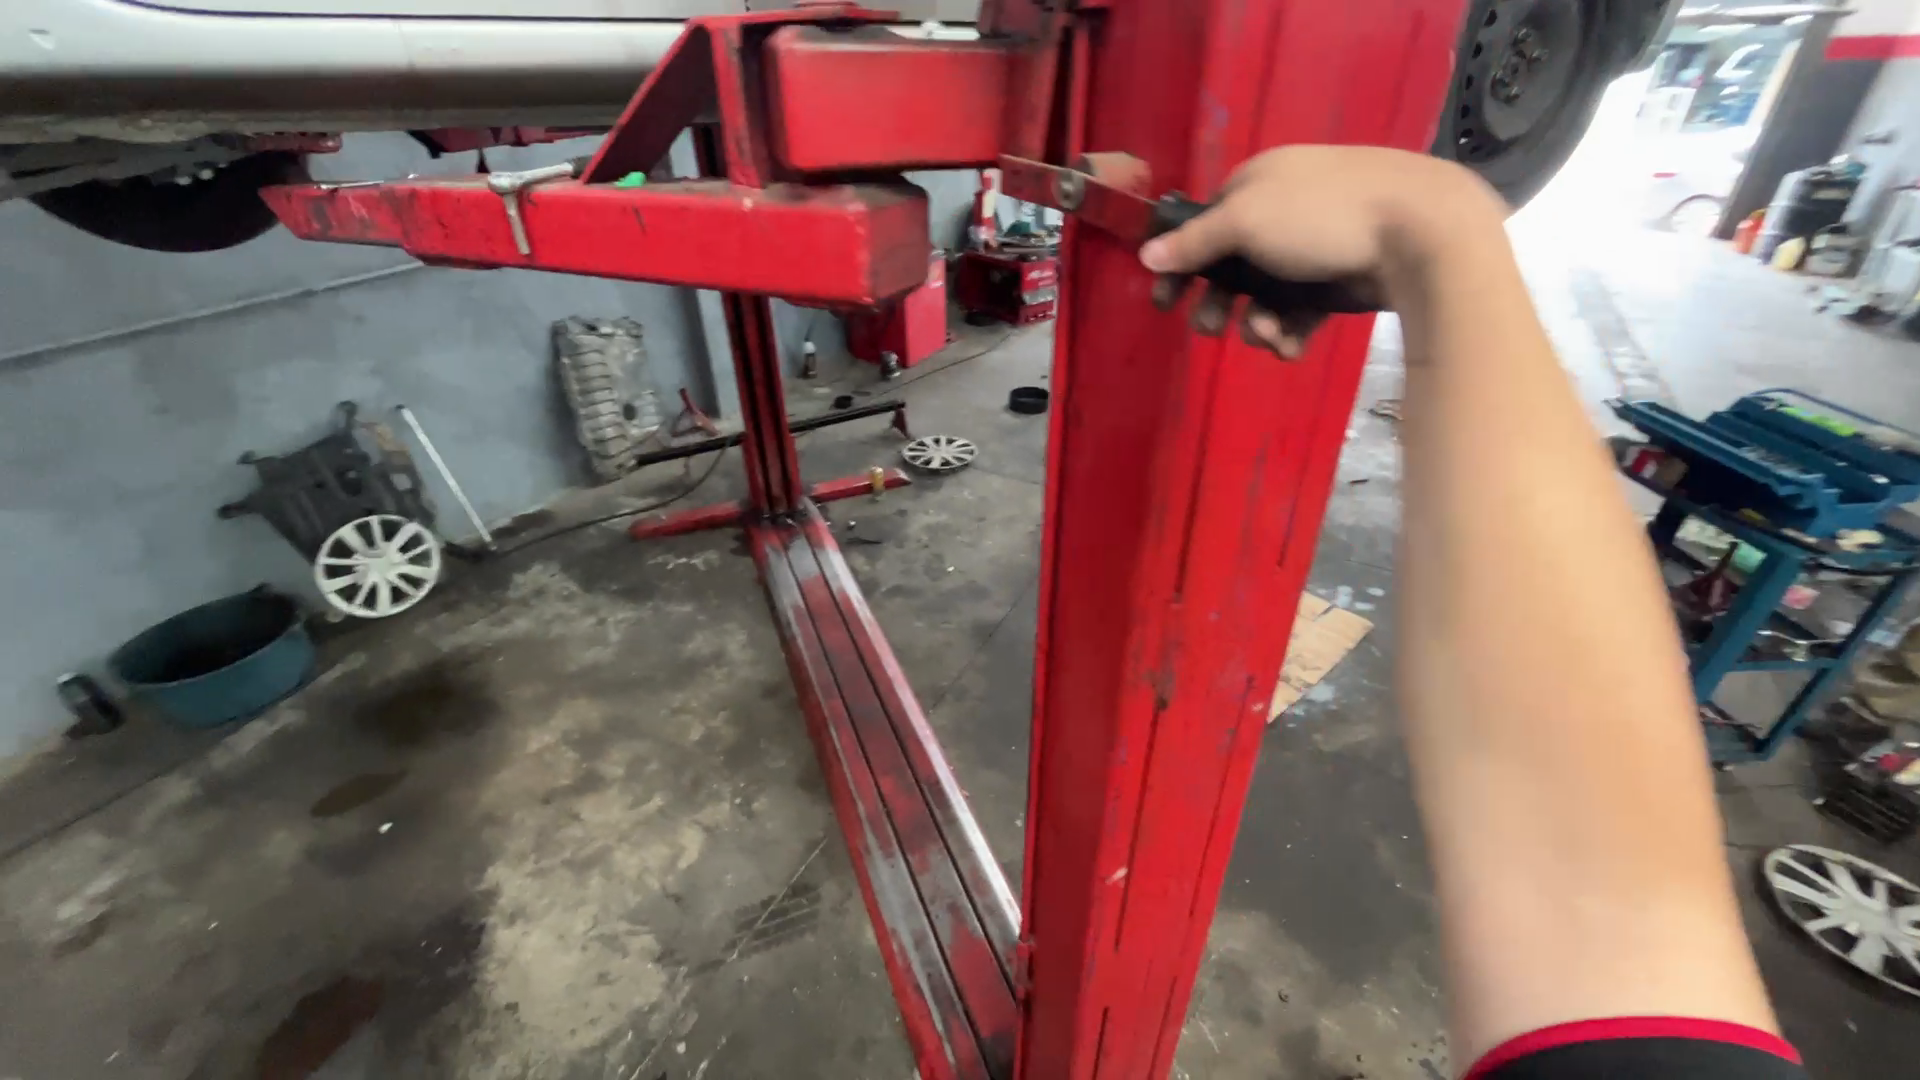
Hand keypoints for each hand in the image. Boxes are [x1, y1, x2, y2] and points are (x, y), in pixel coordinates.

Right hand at [1138, 145, 1504, 356]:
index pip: (1204, 226)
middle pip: (1230, 269)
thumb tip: (1146, 254)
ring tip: (1269, 337)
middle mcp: (1281, 214)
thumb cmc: (1320, 216)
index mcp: (1257, 185)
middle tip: (1210, 328)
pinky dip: (1290, 332)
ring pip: (1264, 298)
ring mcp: (1310, 250)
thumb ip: (1193, 241)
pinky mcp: (1336, 283)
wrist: (1417, 233)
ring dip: (1258, 324)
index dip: (1182, 265)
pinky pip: (1298, 313)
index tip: (1165, 300)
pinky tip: (1292, 346)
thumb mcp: (1245, 220)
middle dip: (1218, 303)